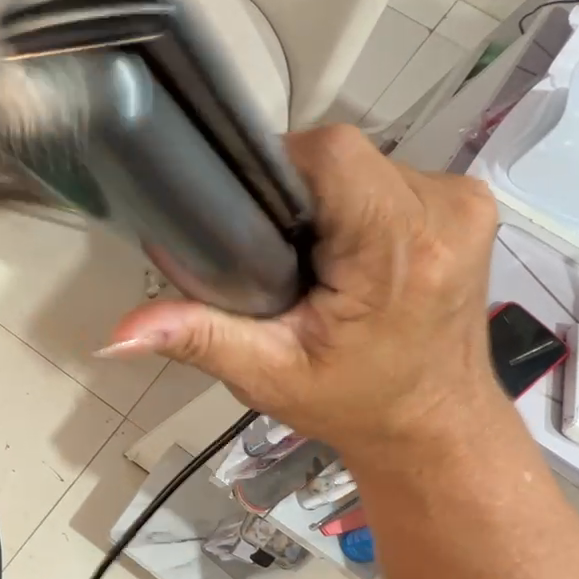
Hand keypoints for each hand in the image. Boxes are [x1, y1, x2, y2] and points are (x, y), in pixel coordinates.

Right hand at [104, 126, 502, 465]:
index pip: (331, 157)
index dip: (270, 169)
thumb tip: (117, 335)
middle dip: (285, 195)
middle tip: (250, 252)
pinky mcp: (461, 203)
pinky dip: (339, 207)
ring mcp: (461, 200)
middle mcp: (443, 207)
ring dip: (312, 200)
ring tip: (284, 256)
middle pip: (340, 158)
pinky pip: (380, 178)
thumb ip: (197, 339)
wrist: (430, 421)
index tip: (232, 212)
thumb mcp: (262, 376)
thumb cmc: (350, 402)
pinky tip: (322, 252)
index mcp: (400, 248)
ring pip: (358, 165)